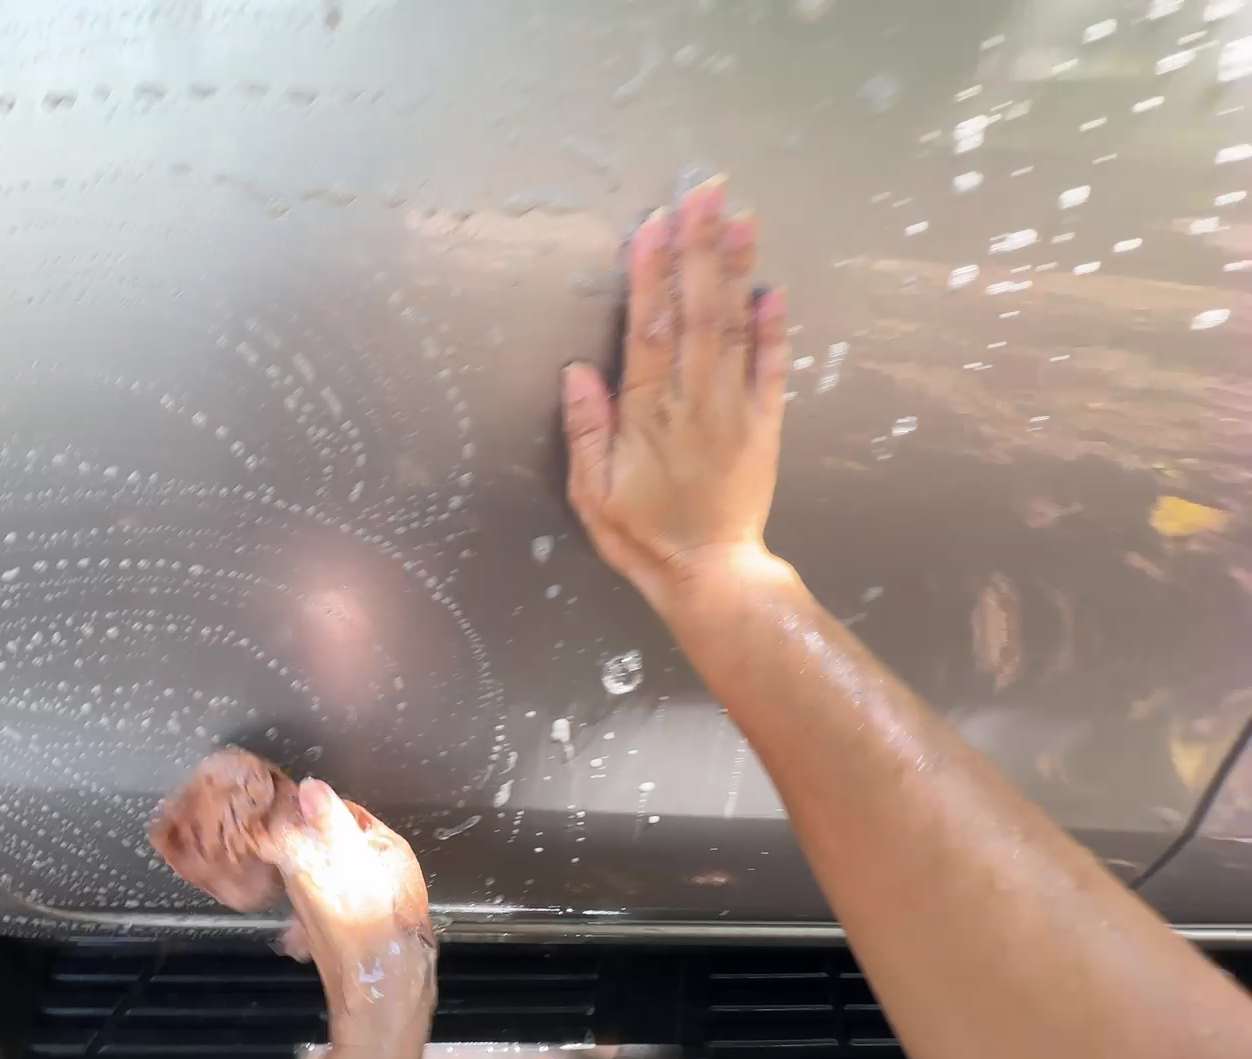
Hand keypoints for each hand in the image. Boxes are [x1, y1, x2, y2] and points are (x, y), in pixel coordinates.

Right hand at [271, 779, 435, 1058]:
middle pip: (337, 852)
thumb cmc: (365, 927)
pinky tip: (298, 940)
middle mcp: (389, 876)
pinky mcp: (367, 939)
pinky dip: (313, 923)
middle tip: (283, 871)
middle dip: (306, 861)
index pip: (346, 815)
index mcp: (390, 850)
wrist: (381, 1002)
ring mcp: (380, 909)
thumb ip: (327, 822)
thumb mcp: (340, 865)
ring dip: (306, 894)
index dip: (314, 817)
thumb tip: (310, 784)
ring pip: (332, 886)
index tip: (286, 825)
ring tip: (290, 916)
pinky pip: (333, 917)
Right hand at [561, 176, 791, 610]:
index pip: (648, 333)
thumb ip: (588, 431)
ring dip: (737, 272)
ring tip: (742, 218)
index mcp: (648, 416)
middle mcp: (695, 402)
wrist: (708, 571)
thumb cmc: (638, 533)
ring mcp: (736, 409)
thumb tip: (578, 371)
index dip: (652, 276)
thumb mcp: (590, 493)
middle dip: (700, 251)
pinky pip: (772, 370)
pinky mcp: (764, 423)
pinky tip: (774, 288)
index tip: (655, 224)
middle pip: (697, 316)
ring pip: (735, 330)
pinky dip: (775, 328)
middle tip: (706, 192)